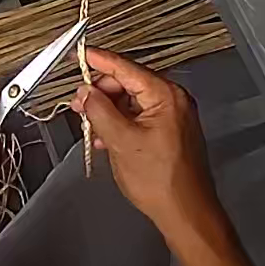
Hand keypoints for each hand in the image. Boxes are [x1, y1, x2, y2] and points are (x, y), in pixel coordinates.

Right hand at [71, 48, 220, 237]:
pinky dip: (121, 123)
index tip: (83, 54)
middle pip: (129, 83)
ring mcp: (174, 116)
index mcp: (166, 96)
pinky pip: (140, 117)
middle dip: (102, 92)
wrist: (185, 211)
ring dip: (109, 111)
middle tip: (79, 103)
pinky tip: (105, 136)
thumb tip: (86, 92)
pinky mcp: (170, 131)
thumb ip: (100, 111)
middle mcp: (173, 100)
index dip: (100, 61)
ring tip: (89, 124)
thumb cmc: (162, 180)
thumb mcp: (121, 141)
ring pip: (132, 102)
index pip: (127, 68)